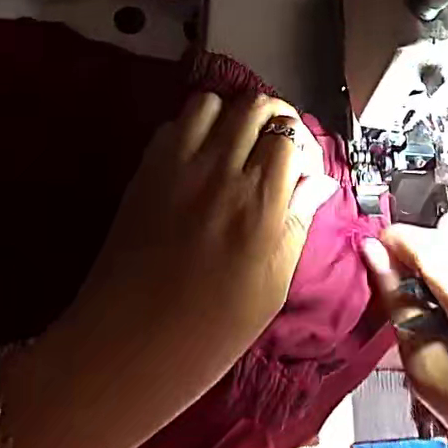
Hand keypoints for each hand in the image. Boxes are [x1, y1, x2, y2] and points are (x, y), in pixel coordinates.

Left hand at [76, 92, 332, 391]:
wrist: (127, 346)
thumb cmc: (212, 327)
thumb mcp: (274, 282)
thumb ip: (298, 220)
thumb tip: (320, 182)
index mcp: (258, 199)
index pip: (290, 133)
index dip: (304, 144)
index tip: (304, 170)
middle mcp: (219, 169)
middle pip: (255, 104)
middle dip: (275, 117)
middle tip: (277, 146)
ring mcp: (176, 165)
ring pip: (212, 101)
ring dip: (232, 115)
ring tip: (238, 146)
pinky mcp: (145, 170)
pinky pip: (174, 124)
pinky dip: (194, 128)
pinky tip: (200, 160)